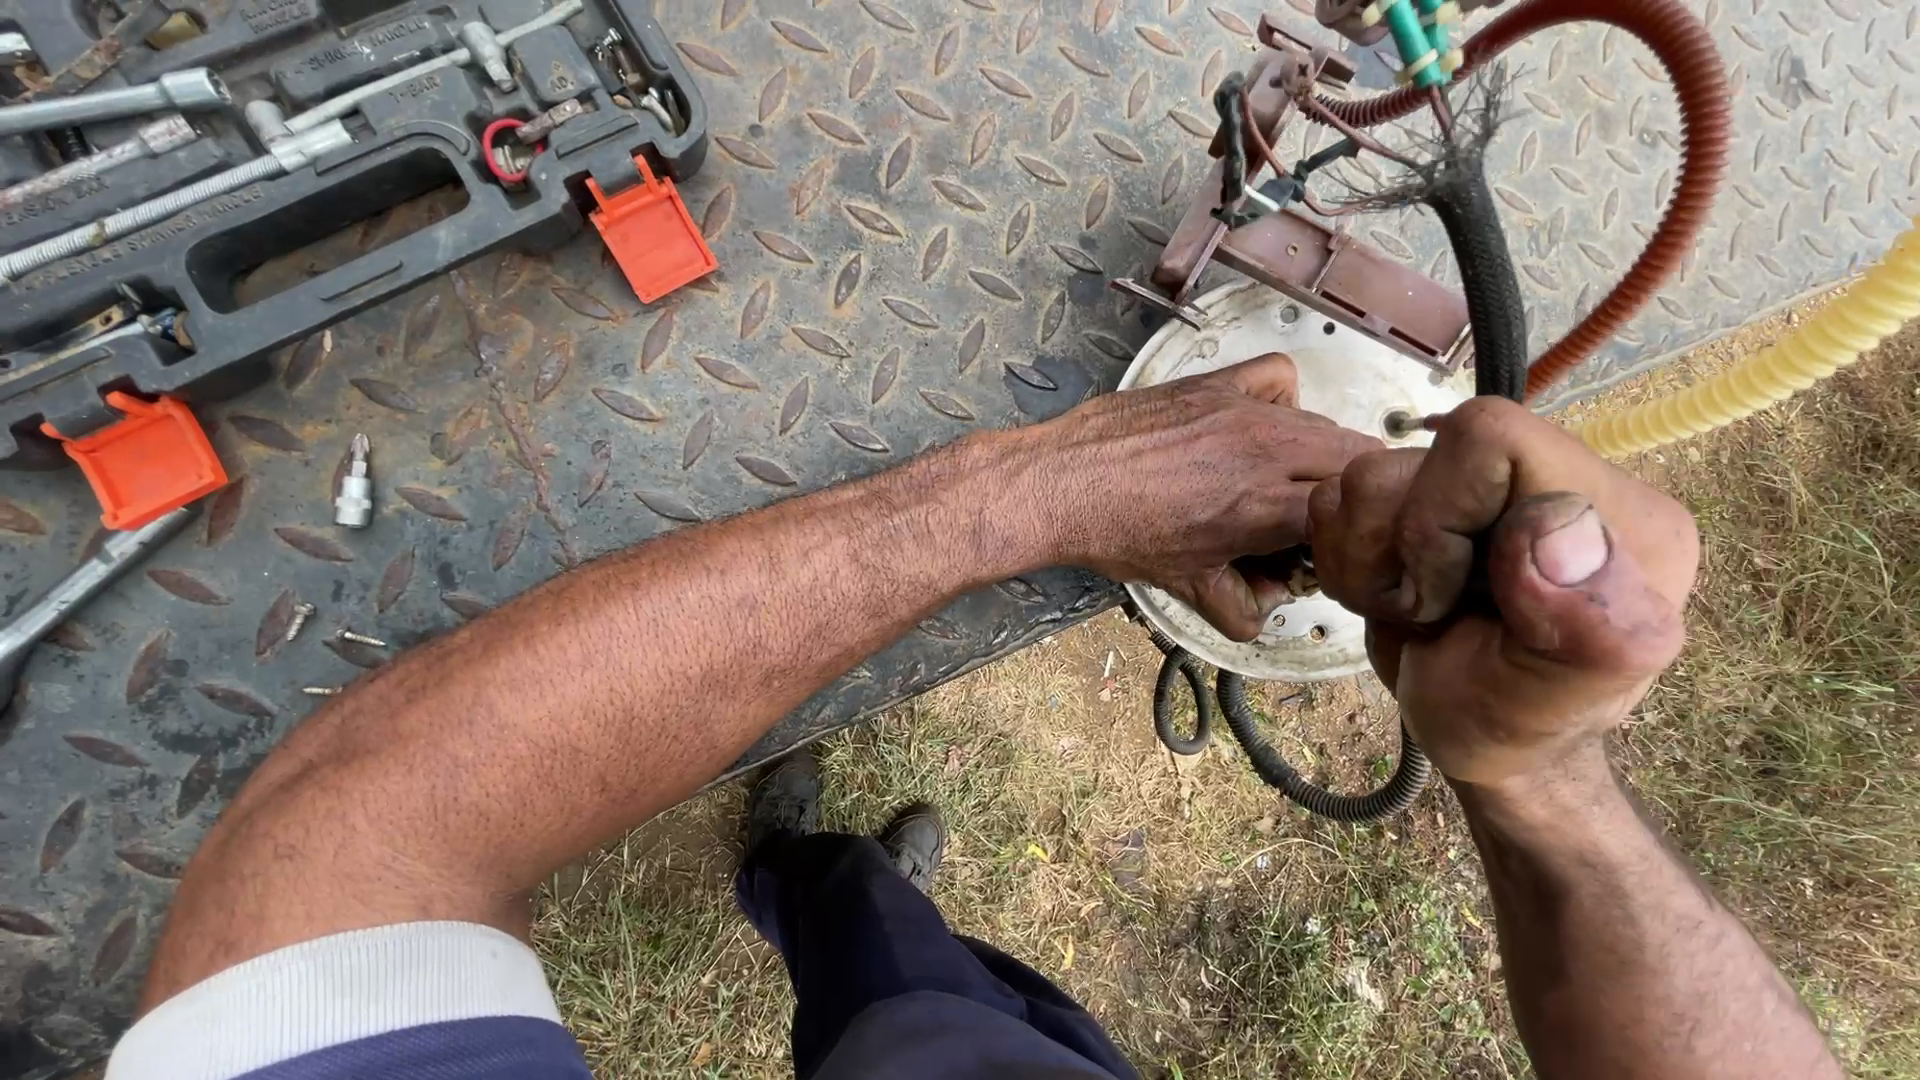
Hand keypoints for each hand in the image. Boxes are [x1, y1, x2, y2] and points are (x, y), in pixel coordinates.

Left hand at [1016, 353, 1379, 640]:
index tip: (1314, 546)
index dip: (1341, 536)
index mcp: (1267, 509)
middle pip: (1356, 463)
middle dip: (1339, 494)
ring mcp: (1244, 410)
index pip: (1353, 514)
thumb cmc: (1116, 533)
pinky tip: (1250, 424)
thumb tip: (1266, 610)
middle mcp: (1269, 452)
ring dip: (1312, 455)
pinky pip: (1277, 376)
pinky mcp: (1215, 382)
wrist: (1060, 484)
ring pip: (1321, 424)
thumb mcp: (1185, 585)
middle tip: (1298, 514)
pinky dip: (1281, 397)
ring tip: (1268, 477)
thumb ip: (1240, 609)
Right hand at [1307, 397, 1698, 786]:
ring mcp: (1467, 493)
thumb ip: (1590, 621)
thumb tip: (1557, 522)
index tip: (1445, 596)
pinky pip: (1335, 501)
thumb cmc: (1515, 727)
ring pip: (1359, 479)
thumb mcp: (1561, 699)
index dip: (1436, 516)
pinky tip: (1384, 594)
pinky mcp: (1412, 507)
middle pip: (1406, 457)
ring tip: (1404, 608)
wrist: (1471, 734)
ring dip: (1361, 560)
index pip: (1488, 436)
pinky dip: (1343, 558)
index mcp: (1609, 510)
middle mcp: (1539, 481)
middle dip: (1389, 550)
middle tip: (1420, 609)